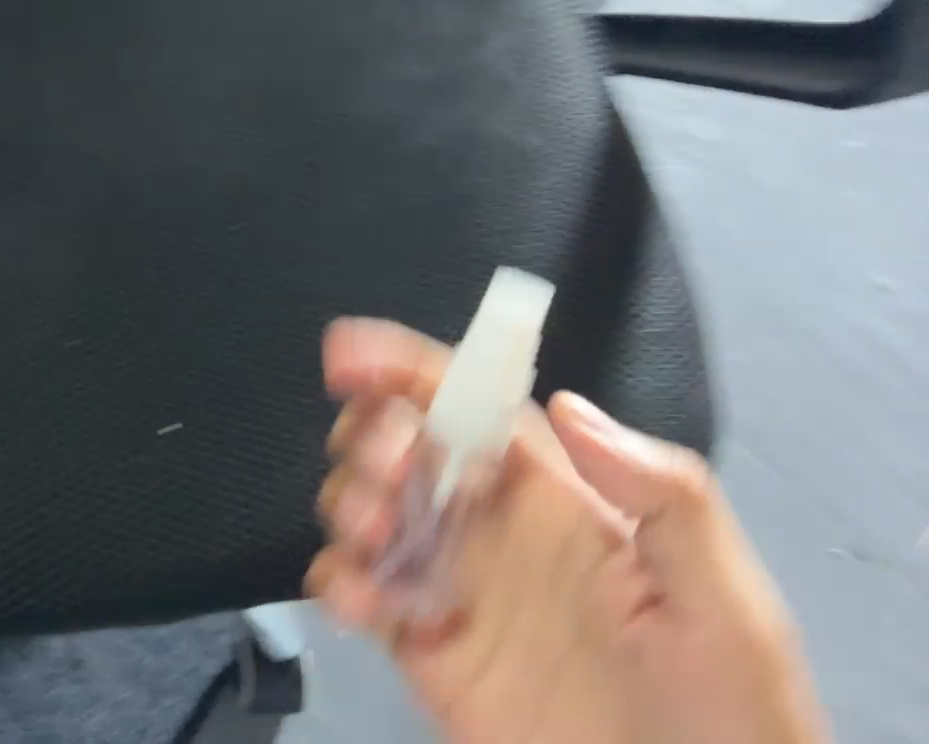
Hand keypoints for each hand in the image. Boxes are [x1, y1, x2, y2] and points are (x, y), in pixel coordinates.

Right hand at [305, 318, 829, 743]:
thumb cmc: (721, 716)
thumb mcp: (728, 610)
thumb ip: (667, 500)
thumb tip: (568, 405)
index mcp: (547, 492)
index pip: (466, 401)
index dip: (402, 364)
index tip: (348, 356)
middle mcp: (481, 518)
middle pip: (393, 438)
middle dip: (369, 436)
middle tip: (386, 474)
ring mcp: (440, 574)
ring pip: (359, 498)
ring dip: (346, 500)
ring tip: (374, 540)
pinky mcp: (410, 633)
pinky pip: (348, 582)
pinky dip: (336, 579)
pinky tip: (361, 605)